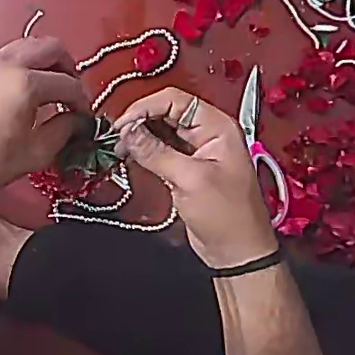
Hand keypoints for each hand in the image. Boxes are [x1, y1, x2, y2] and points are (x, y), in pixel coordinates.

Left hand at [0, 37, 92, 198]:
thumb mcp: (36, 152)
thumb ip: (65, 130)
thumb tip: (79, 120)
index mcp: (26, 83)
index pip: (68, 83)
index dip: (82, 101)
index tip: (84, 117)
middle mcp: (7, 64)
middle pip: (51, 47)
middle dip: (67, 67)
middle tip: (69, 93)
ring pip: (27, 46)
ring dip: (44, 62)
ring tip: (47, 89)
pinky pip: (6, 56)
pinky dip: (21, 66)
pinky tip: (20, 92)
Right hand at [113, 88, 278, 269]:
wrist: (238, 253)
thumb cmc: (227, 216)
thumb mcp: (190, 180)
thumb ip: (156, 152)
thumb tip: (127, 131)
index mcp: (217, 127)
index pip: (175, 101)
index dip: (146, 108)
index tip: (122, 124)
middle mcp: (207, 134)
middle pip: (166, 113)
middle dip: (139, 121)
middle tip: (116, 138)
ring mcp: (196, 152)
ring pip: (161, 131)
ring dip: (139, 137)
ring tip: (119, 148)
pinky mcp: (186, 169)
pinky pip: (161, 150)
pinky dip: (144, 151)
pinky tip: (129, 156)